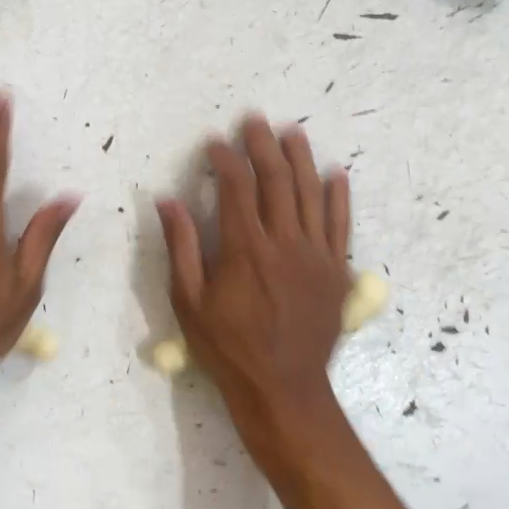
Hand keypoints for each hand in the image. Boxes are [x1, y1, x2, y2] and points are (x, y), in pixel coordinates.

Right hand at [157, 116, 353, 459]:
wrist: (281, 386)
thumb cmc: (226, 347)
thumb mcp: (188, 302)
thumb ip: (182, 248)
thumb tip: (168, 202)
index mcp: (245, 250)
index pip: (237, 189)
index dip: (226, 160)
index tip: (214, 143)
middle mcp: (285, 243)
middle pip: (277, 181)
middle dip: (263, 146)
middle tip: (253, 121)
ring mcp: (316, 255)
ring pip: (312, 194)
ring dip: (301, 159)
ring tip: (292, 132)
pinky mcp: (336, 270)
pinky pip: (341, 224)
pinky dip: (339, 196)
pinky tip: (336, 174)